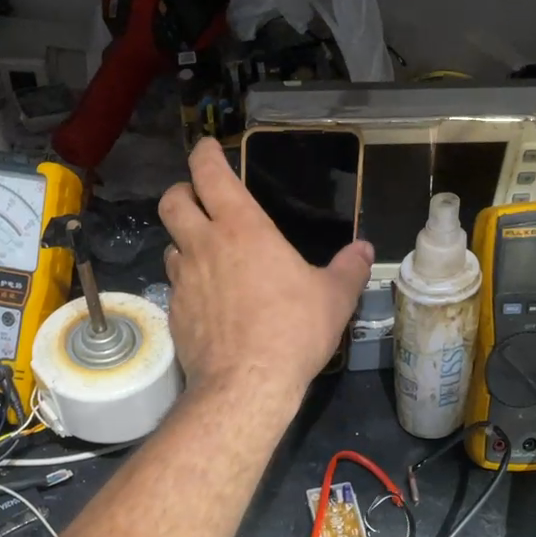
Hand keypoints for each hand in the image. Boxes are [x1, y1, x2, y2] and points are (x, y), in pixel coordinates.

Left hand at [158, 137, 372, 406]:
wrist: (247, 386)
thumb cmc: (293, 332)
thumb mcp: (333, 298)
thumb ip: (348, 269)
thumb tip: (365, 251)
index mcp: (241, 227)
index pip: (209, 173)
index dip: (204, 155)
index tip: (206, 150)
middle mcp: (203, 246)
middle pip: (173, 202)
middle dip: (182, 194)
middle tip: (198, 202)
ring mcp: (183, 283)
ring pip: (170, 247)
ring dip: (183, 245)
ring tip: (205, 259)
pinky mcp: (175, 316)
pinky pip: (175, 290)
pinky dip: (188, 289)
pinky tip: (207, 306)